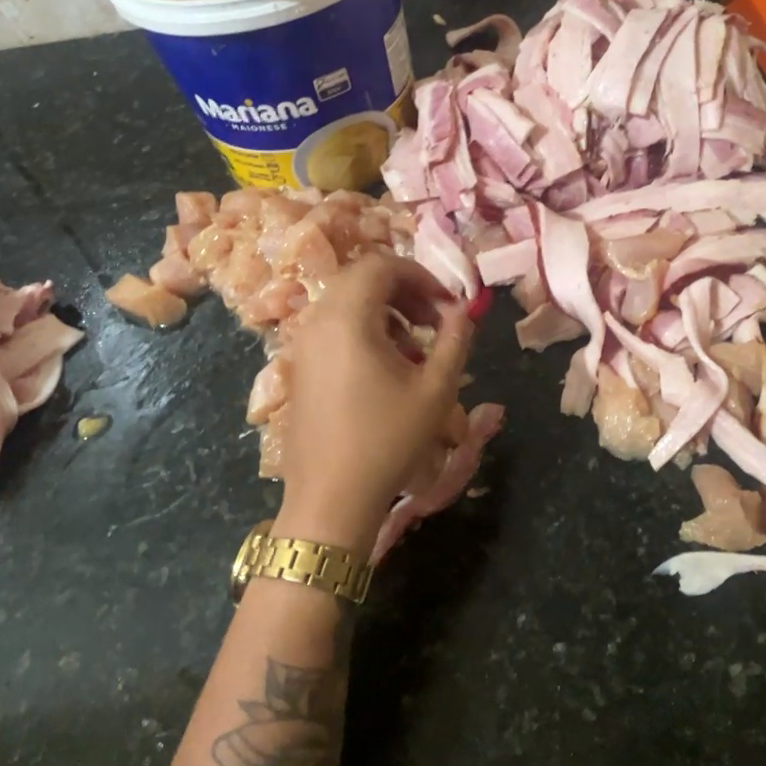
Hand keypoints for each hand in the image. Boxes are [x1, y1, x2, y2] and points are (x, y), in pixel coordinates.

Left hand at [274, 254, 472, 554]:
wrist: (331, 500)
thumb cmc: (388, 441)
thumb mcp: (436, 389)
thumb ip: (455, 338)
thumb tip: (464, 309)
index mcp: (348, 318)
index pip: (382, 265)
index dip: (421, 275)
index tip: (448, 304)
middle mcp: (318, 321)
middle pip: (363, 280)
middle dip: (406, 292)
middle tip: (436, 322)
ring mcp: (303, 345)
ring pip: (348, 304)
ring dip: (387, 313)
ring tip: (417, 350)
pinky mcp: (301, 368)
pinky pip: (334, 329)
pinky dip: (365, 332)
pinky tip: (389, 370)